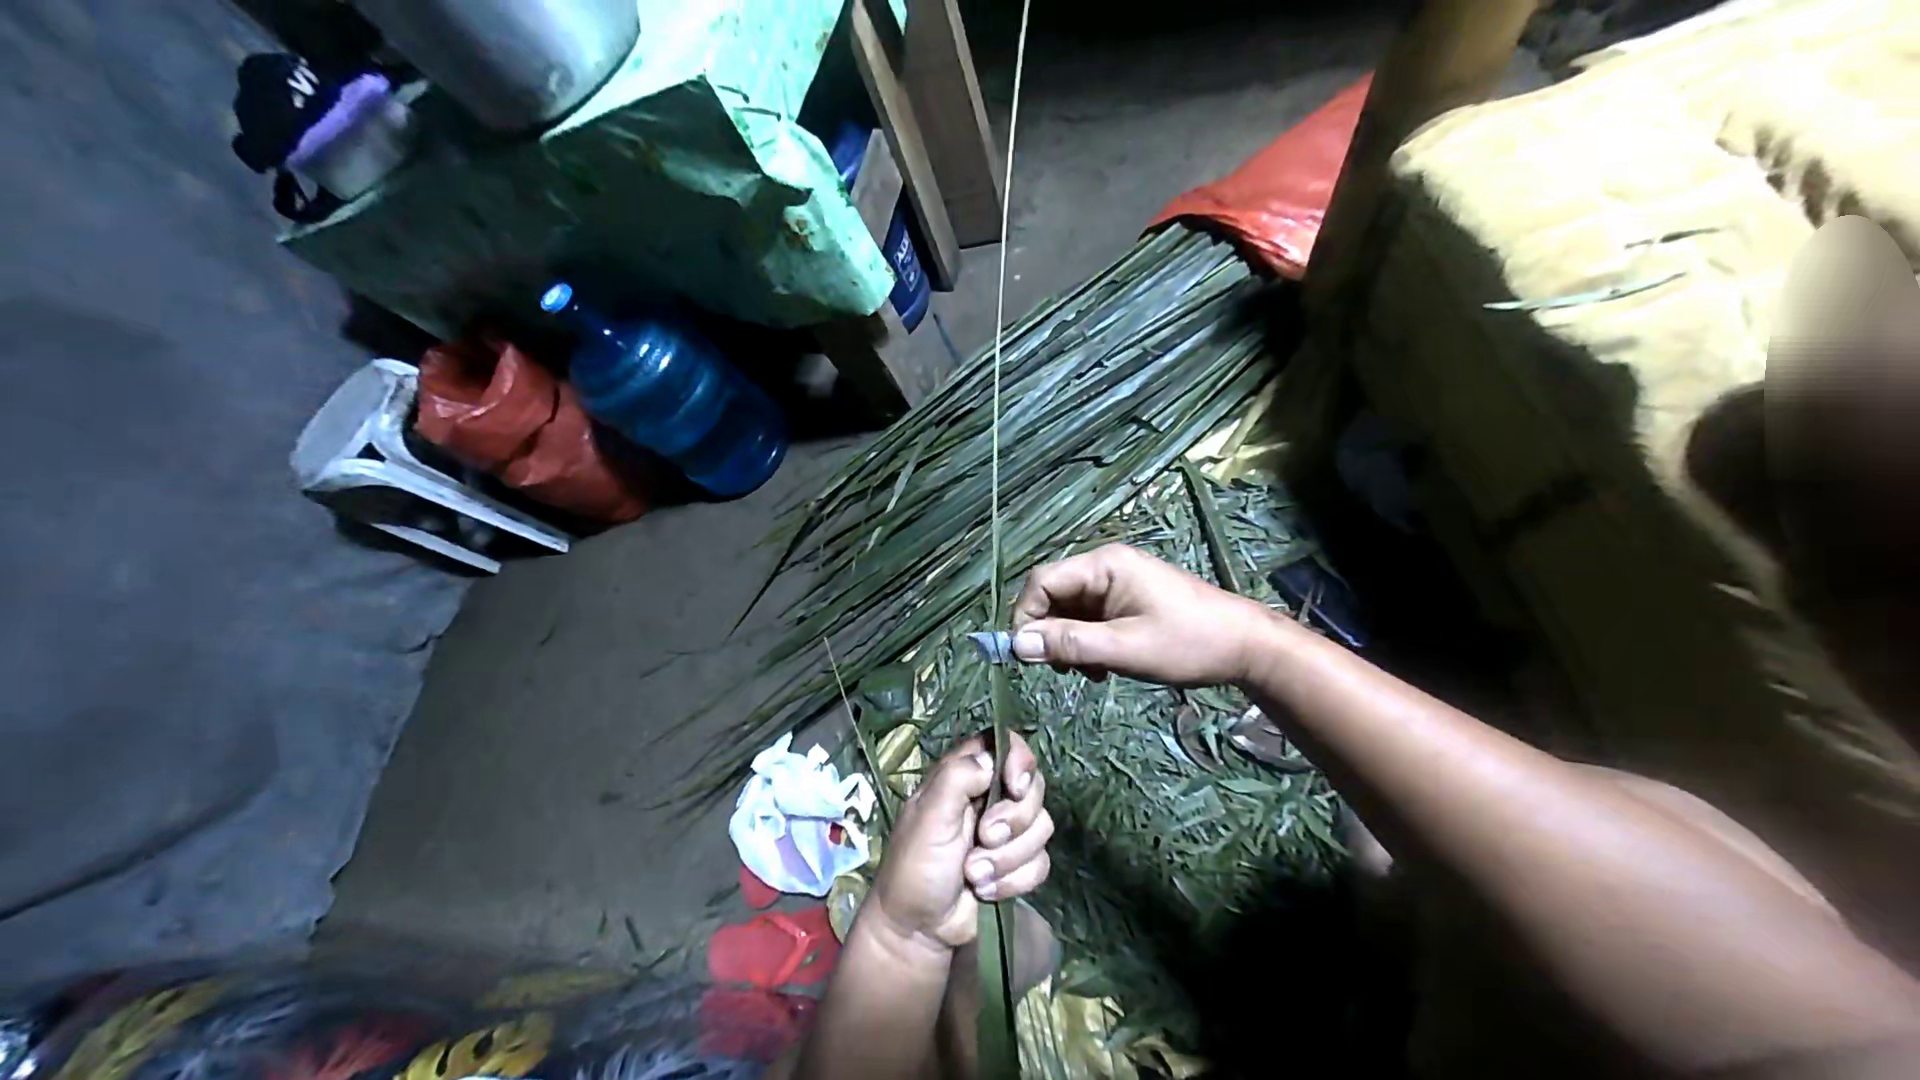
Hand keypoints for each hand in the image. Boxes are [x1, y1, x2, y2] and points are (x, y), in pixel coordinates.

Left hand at [866, 732, 1052, 954]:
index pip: (1005, 745)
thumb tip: (991, 761)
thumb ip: (957, 778)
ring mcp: (1006, 831)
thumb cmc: (915, 865)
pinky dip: (1014, 881)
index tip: (1014, 786)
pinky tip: (985, 891)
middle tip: (983, 837)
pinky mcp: (1017, 864)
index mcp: (965, 775)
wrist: (917, 928)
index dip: (1019, 760)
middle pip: (1032, 787)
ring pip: (1040, 828)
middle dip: (1013, 820)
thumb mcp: (928, 815)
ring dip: (1008, 858)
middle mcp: (989, 797)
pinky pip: (1040, 863)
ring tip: (973, 874)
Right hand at [1011, 543, 1276, 686]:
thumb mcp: (1124, 647)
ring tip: (1089, 672)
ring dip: (1069, 643)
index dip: (1027, 616)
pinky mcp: (1125, 602)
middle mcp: (1105, 567)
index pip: (1041, 581)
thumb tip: (1016, 645)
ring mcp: (1116, 584)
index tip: (1029, 655)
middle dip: (1050, 634)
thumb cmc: (1188, 642)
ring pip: (1069, 611)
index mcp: (1103, 565)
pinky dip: (1086, 643)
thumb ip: (1070, 644)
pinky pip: (1089, 619)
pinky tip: (1101, 668)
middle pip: (1053, 596)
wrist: (1245, 647)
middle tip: (1064, 669)